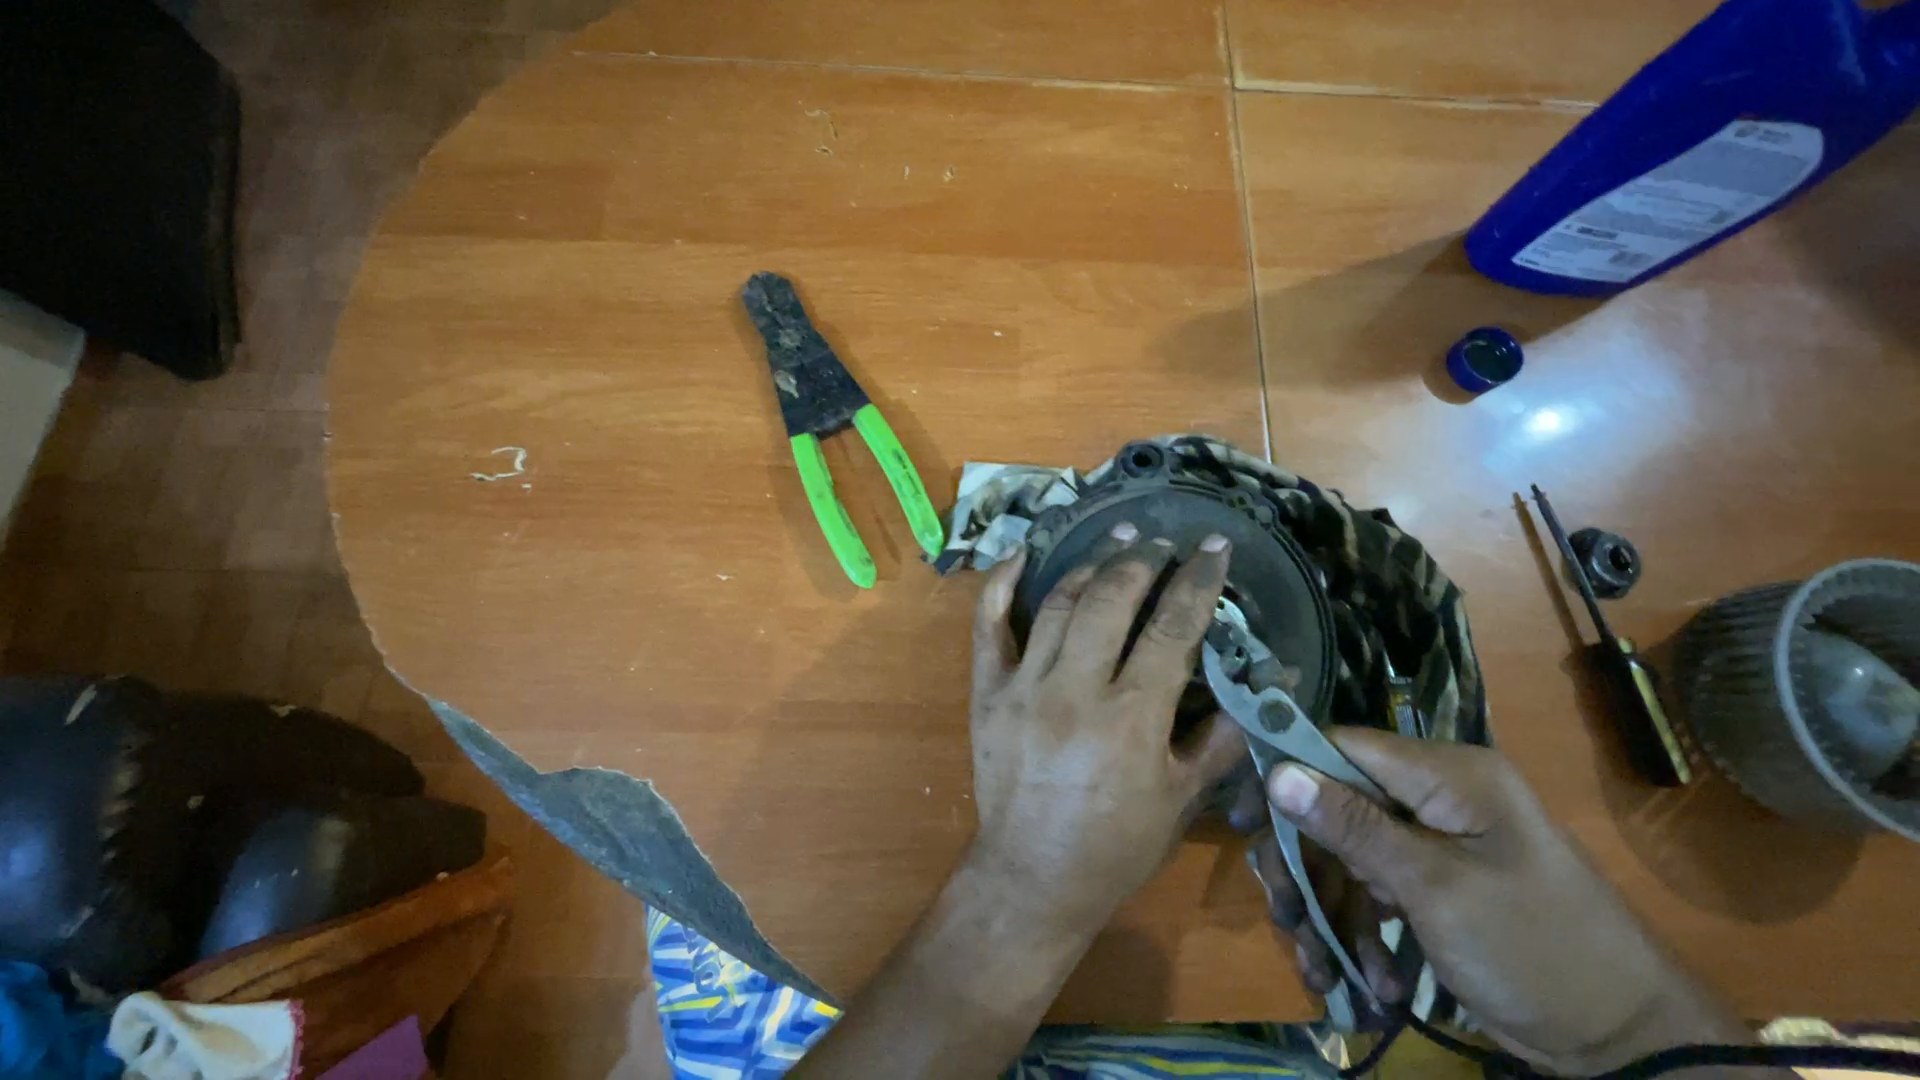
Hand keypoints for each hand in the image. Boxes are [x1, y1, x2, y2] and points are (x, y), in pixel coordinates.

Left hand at [966, 524, 1246, 931]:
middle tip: (1163, 541)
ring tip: (1118, 541)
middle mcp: (1076, 690)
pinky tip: (1021, 554)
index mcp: (1132, 718)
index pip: (1172, 628)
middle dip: (1143, 561)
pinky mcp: (987, 692)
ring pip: (1060, 603)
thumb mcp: (1182, 798)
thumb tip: (1264, 684)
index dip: (1197, 581)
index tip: (1214, 547)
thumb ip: (1222, 737)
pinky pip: (989, 625)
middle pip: (1112, 600)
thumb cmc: (1116, 844)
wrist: (1033, 875)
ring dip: (1091, 563)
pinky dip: (1002, 584)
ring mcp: (1024, 686)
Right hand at [1257, 730, 1753, 1074]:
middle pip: (1335, 808)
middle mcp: (1434, 798)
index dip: (1288, 774)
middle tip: (1289, 916)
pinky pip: (1372, 892)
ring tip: (1325, 968)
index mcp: (1446, 776)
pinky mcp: (1430, 887)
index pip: (1343, 747)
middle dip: (1306, 867)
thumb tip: (1277, 771)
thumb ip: (1353, 826)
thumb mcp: (1436, 887)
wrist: (1625, 1043)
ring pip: (1346, 857)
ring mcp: (1431, 845)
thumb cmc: (1535, 947)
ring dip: (1332, 914)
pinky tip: (1373, 981)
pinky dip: (1362, 933)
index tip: (1247, 820)